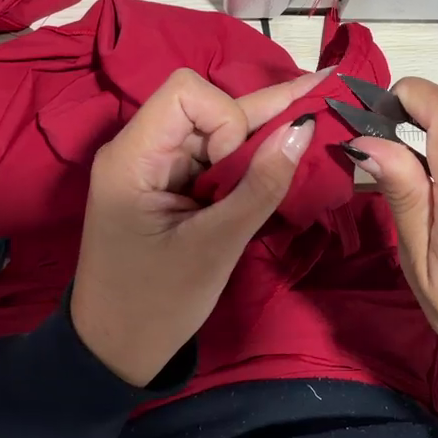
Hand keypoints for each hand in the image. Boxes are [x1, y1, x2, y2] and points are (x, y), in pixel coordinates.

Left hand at [71, 67, 323, 385]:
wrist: (114, 351)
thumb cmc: (157, 304)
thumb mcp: (215, 248)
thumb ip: (259, 186)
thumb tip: (303, 129)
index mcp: (132, 158)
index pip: (185, 94)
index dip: (223, 117)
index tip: (232, 169)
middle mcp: (140, 149)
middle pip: (204, 106)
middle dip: (260, 110)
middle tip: (323, 86)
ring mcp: (154, 166)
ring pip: (214, 128)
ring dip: (259, 130)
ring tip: (314, 105)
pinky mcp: (167, 183)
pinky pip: (212, 155)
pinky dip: (247, 155)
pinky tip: (286, 140)